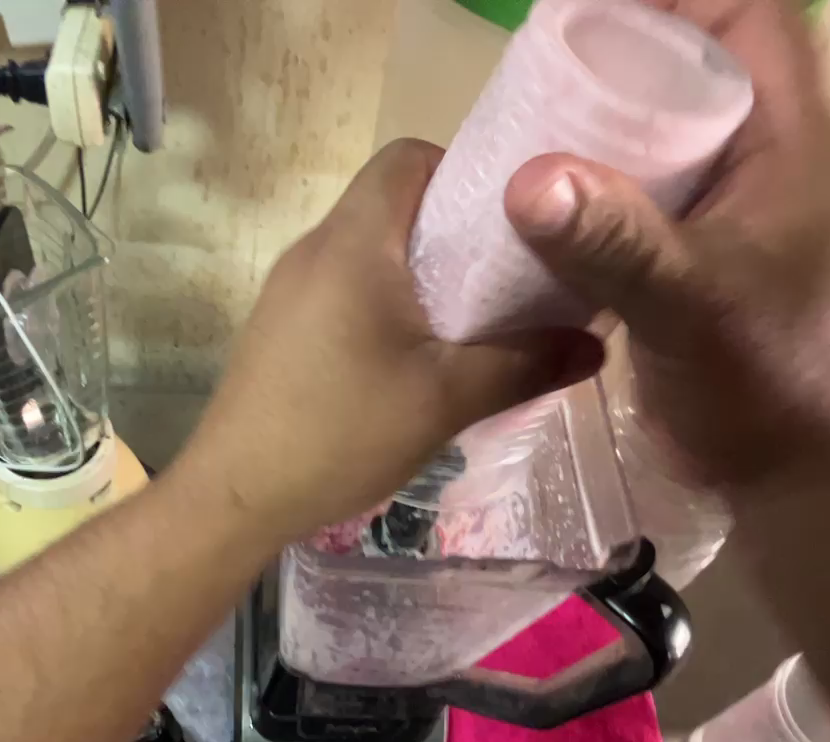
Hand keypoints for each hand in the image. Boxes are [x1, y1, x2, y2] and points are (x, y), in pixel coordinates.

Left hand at [171, 140, 601, 544]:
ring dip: (414, 278)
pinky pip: (337, 295)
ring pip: (363, 255)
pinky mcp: (274, 332)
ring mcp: (284, 294)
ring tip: (462, 325)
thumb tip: (594, 346)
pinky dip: (378, 309)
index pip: (408, 156)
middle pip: (389, 206)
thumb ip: (523, 365)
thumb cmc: (340, 434)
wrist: (236, 496)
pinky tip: (404, 362)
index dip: (465, 171)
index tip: (508, 221)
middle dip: (451, 232)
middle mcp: (311, 251)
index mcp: (352, 242)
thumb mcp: (444, 400)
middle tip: (502, 280)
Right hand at [502, 0, 829, 490]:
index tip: (589, 16)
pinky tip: (539, 232)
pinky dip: (593, 213)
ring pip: (660, 155)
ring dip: (598, 148)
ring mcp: (726, 227)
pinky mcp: (693, 276)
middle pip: (693, 83)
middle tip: (534, 86)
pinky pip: (639, 217)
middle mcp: (761, 171)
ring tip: (522, 150)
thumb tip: (525, 179)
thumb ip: (617, 242)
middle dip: (617, 72)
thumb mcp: (693, 305)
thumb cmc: (770, 384)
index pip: (751, 22)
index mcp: (789, 145)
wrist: (798, 477)